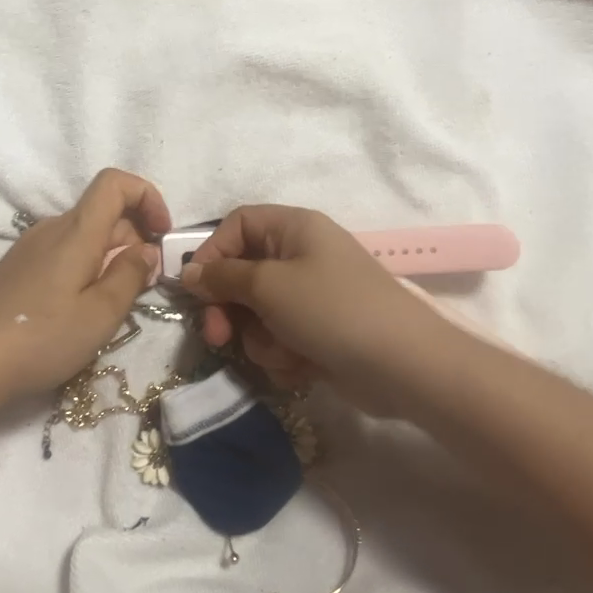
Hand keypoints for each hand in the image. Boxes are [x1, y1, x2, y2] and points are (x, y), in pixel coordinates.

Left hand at [0, 169, 171, 415]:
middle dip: (133, 238)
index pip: (114, 182)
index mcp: (76, 231)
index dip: (147, 197)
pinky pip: (60, 255)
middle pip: (102, 212)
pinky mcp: (13, 272)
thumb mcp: (100, 315)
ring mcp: (27, 249)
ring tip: (111, 306)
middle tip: (143, 286)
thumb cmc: (40, 338)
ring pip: (82, 237)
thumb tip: (146, 249)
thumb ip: (130, 277)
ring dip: (108, 258)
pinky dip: (83, 270)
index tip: (161, 236)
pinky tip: (76, 313)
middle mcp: (50, 229)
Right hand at [184, 204, 451, 416]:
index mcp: (294, 227)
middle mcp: (302, 255)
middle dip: (229, 308)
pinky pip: (280, 339)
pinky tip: (303, 367)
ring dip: (260, 338)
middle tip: (219, 336)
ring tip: (284, 351)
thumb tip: (188, 273)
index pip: (237, 225)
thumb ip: (222, 277)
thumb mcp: (268, 286)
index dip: (212, 253)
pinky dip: (284, 355)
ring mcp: (312, 297)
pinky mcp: (320, 334)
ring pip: (257, 313)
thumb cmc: (332, 310)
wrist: (405, 367)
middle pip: (242, 274)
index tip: (196, 289)